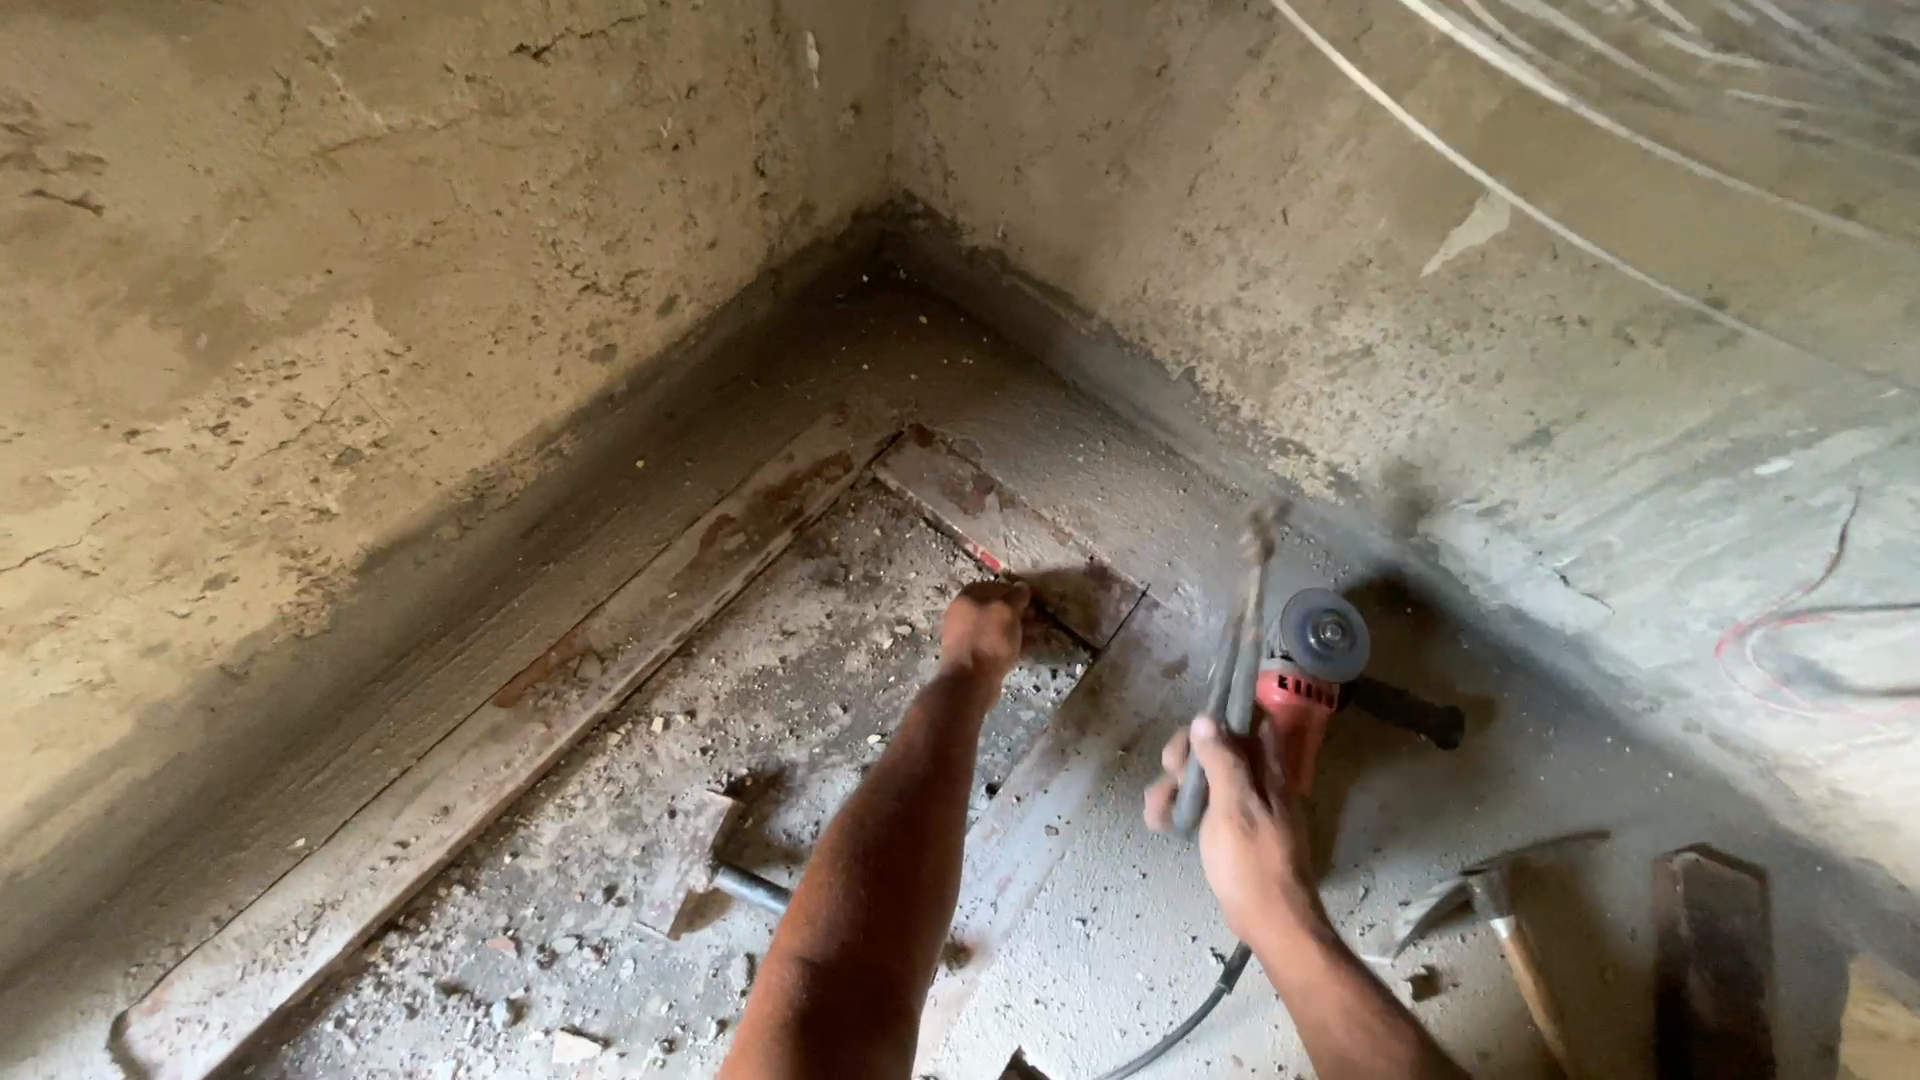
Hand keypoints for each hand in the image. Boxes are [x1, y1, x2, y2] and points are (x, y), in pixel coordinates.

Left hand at [938, 580, 1030, 683]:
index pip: (992, 586)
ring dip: (1016, 628)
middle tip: (1037, 617)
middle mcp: (962, 615)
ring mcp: (965, 637)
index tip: (1031, 598)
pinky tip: (1028, 647)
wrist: (970, 681)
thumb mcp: (1007, 611)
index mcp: (966, 598)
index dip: (1013, 590)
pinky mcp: (973, 656)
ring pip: (995, 627)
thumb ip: (1016, 596)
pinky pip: (994, 644)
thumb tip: (1022, 586)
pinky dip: (1010, 643)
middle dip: (1017, 611)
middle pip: (994, 608)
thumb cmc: (988, 639)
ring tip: (1038, 632)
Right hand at [1144, 713, 1323, 945]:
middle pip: (1219, 747)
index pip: (1253, 721)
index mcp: (1268, 771)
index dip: (1224, 716)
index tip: (1194, 730)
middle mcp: (1258, 782)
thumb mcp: (1234, 807)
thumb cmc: (1253, 863)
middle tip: (1170, 773)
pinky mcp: (1229, 828)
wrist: (1270, 923)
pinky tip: (1160, 822)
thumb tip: (1205, 717)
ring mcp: (1243, 806)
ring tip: (1155, 808)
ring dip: (1175, 785)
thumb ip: (1221, 761)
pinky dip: (1180, 808)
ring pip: (1204, 777)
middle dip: (1187, 755)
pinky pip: (1202, 805)